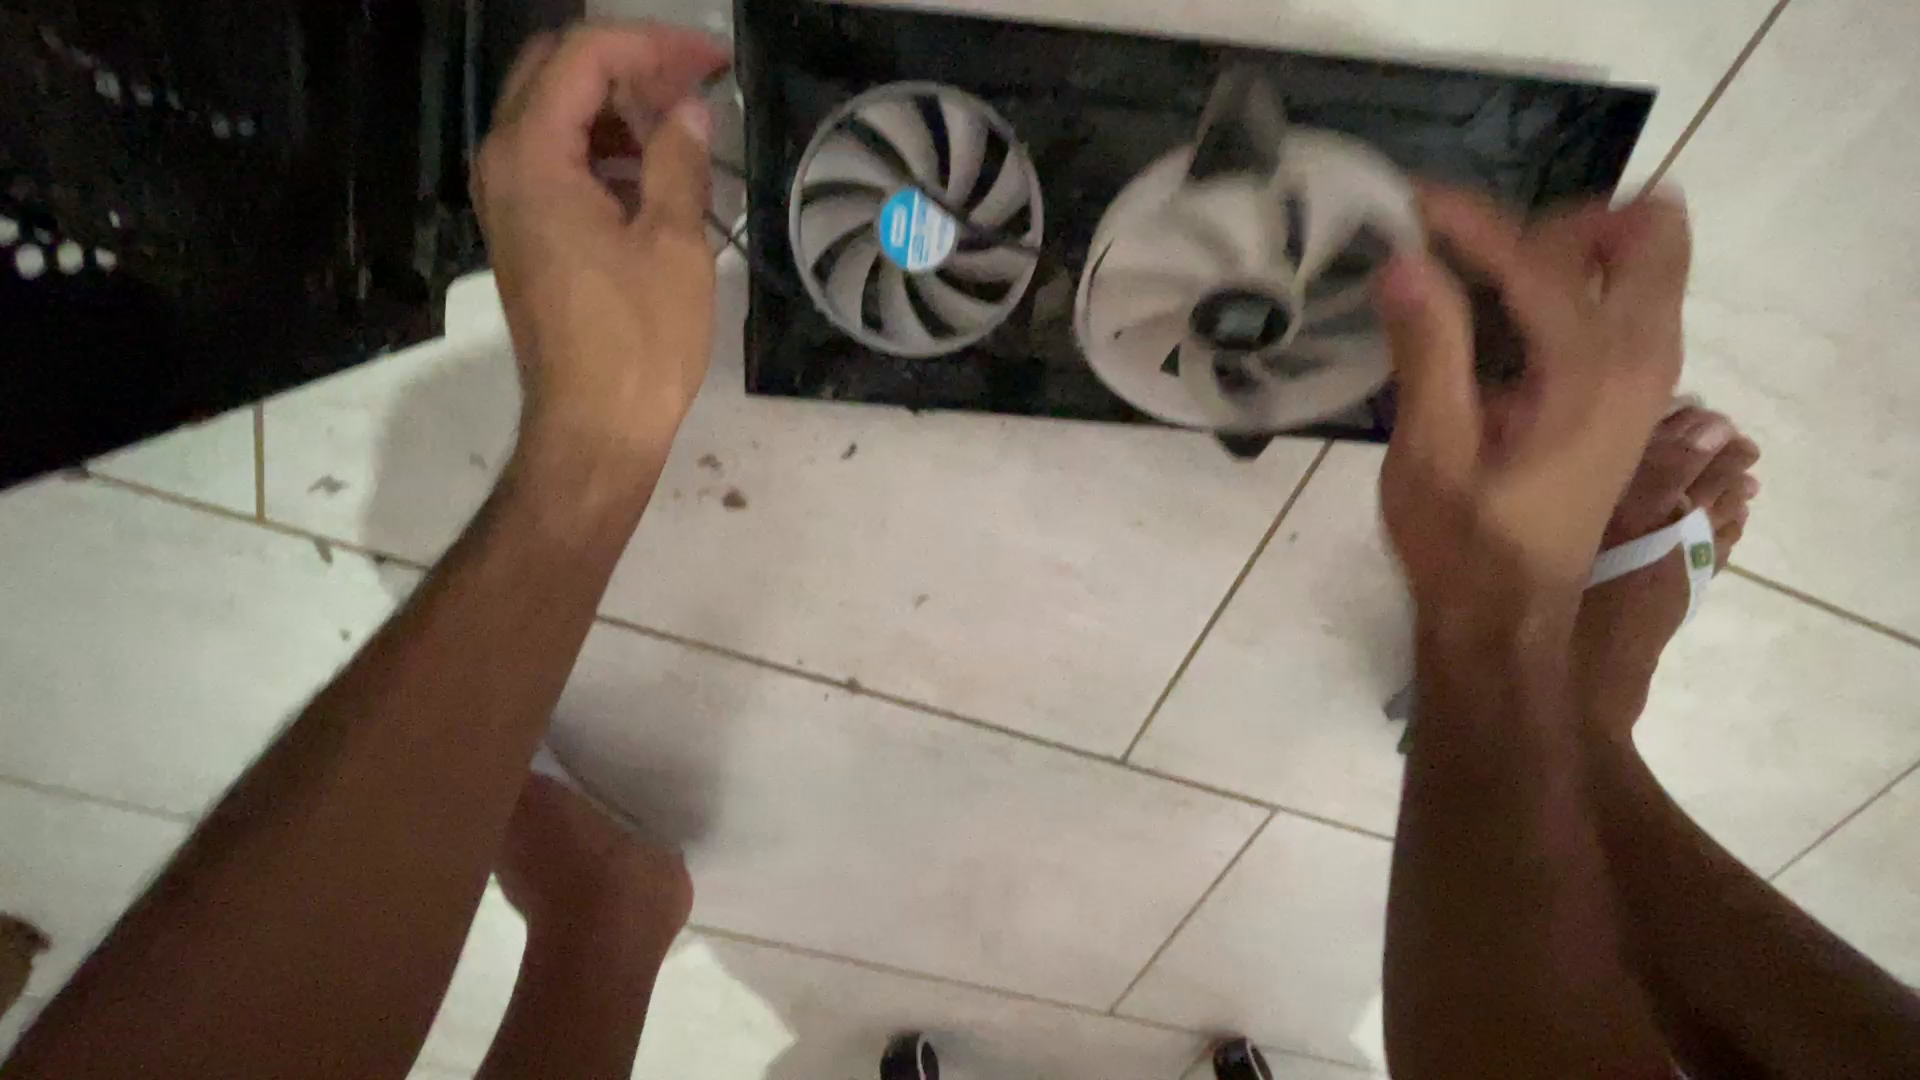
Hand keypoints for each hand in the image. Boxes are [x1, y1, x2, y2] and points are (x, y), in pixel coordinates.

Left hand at [473, 22, 729, 458]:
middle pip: (558, 76)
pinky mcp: (528, 238)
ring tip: (686, 132)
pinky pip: (560, 169)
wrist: (595, 426)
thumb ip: (679, 160)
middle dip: (630, 68)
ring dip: (620, 113)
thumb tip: (689, 109)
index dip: (652, 45)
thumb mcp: (674, 244)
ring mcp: (510, 204)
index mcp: (532, 156)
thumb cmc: (640, 341)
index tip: (713, 60)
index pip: (583, 56)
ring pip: (558, 122)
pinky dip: (607, 157)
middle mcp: (504, 166)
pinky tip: (657, 180)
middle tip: (698, 87)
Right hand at [1375, 187, 1691, 627]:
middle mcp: (1643, 360)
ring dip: (1562, 253)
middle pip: (1639, 238)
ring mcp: (1644, 379)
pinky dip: (1564, 290)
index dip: (1471, 224)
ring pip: (1637, 268)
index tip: (1410, 202)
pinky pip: (1617, 308)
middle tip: (1466, 248)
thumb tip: (1405, 263)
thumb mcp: (1430, 451)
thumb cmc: (1459, 540)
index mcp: (1592, 372)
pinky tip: (1493, 325)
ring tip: (1470, 279)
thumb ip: (1427, 354)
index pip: (1541, 262)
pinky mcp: (1624, 398)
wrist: (1504, 612)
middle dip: (1553, 223)